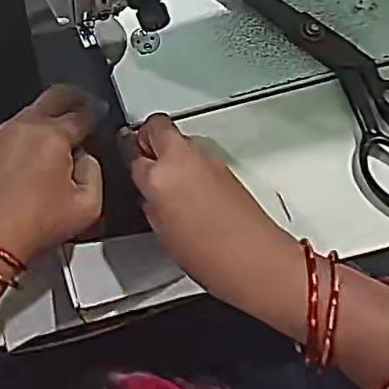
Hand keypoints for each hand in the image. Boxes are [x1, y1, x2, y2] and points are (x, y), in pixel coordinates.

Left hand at [0, 85, 104, 262]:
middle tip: (88, 104)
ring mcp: (8, 131)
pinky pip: (22, 121)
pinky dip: (38, 124)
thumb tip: (87, 157)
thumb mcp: (88, 205)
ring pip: (37, 105)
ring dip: (55, 110)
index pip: (84, 113)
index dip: (99, 113)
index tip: (102, 116)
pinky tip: (46, 145)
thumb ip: (95, 170)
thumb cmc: (32, 223)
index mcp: (53, 135)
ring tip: (69, 129)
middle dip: (77, 96)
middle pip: (57, 94)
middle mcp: (27, 126)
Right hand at [128, 113, 294, 316]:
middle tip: (145, 158)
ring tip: (171, 183)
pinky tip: (193, 194)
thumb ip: (150, 204)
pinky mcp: (225, 168)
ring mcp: (207, 160)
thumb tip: (149, 195)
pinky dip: (192, 167)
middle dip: (147, 137)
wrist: (258, 263)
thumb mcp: (163, 233)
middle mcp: (183, 158)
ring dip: (172, 152)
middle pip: (157, 126)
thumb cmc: (213, 256)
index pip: (133, 153)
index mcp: (159, 175)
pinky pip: (199, 157)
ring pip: (180, 139)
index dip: (130, 161)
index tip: (130, 166)